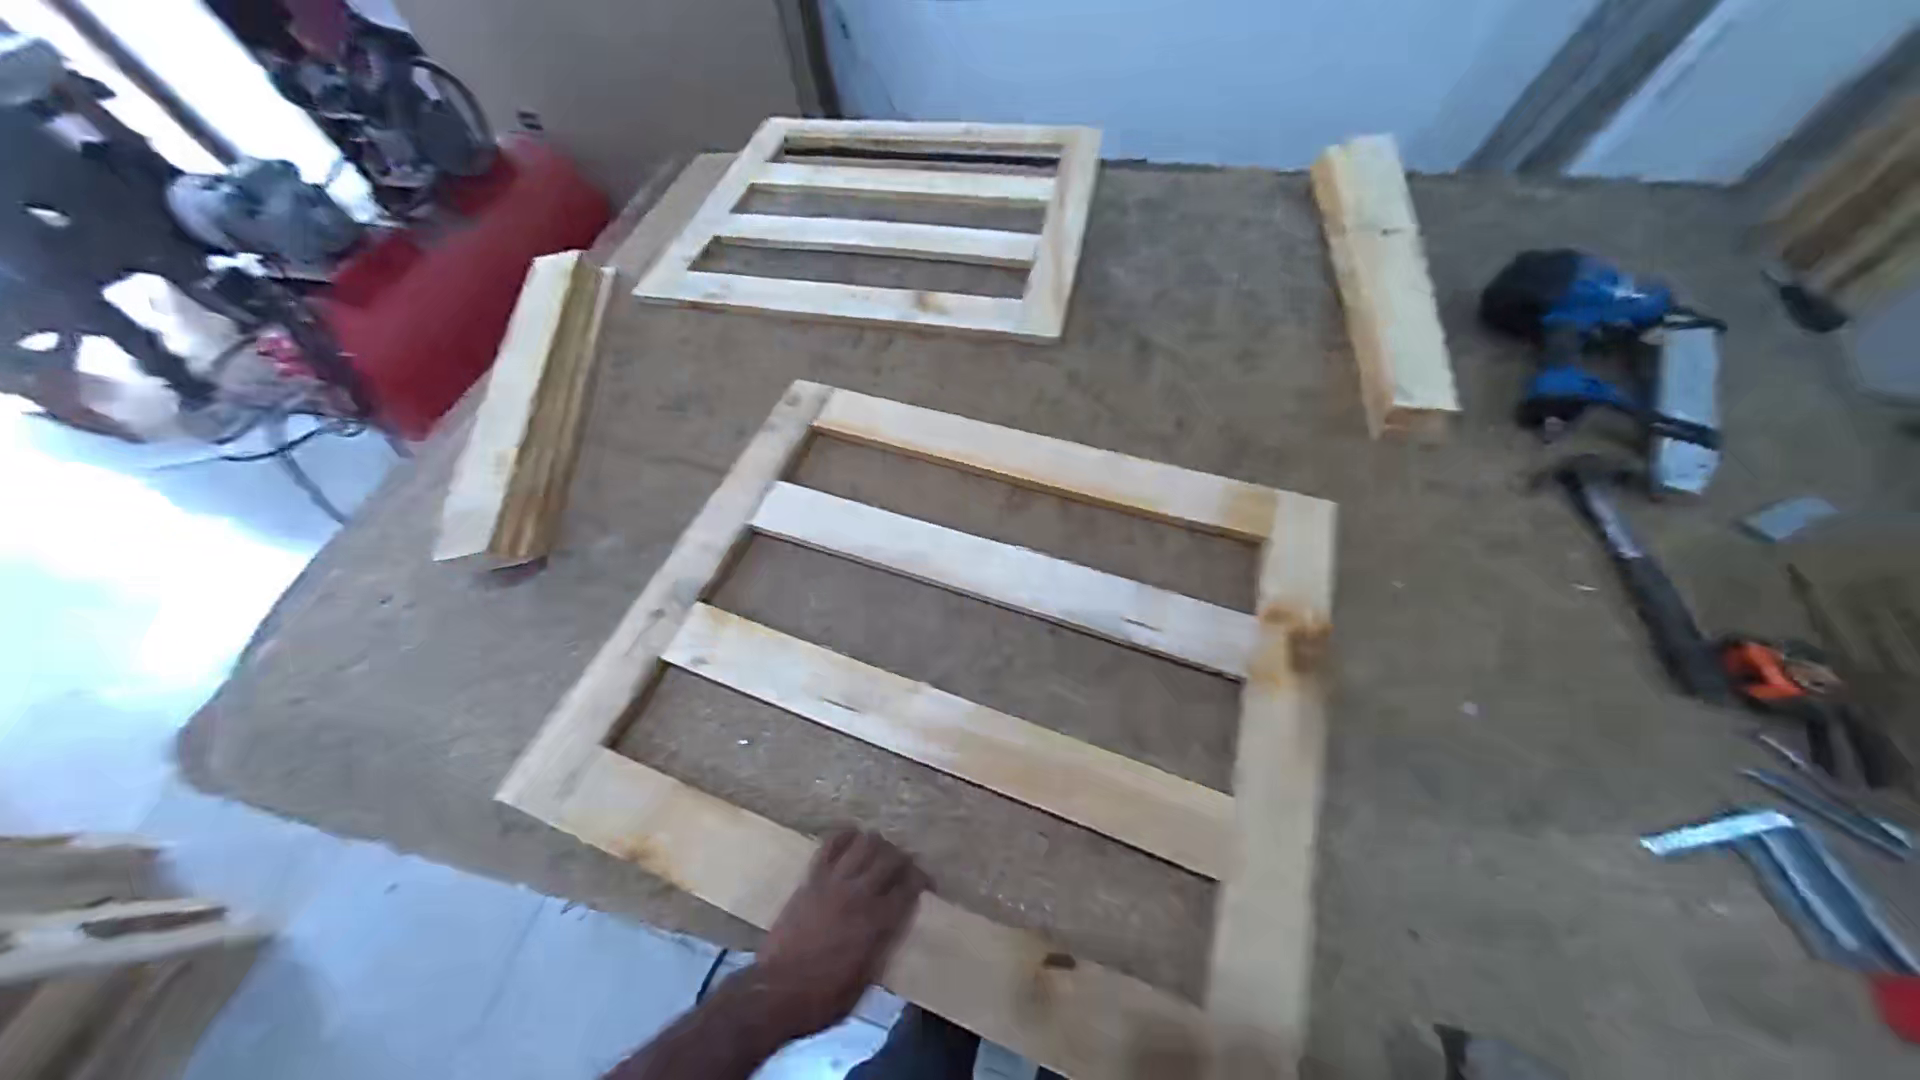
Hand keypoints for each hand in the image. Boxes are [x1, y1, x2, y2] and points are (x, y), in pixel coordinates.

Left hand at [747, 829, 928, 1041]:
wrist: (776, 992)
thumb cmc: (824, 996)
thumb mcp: (866, 980)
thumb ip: (884, 946)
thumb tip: (895, 926)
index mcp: (878, 922)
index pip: (910, 886)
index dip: (922, 879)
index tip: (924, 883)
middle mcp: (860, 894)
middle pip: (892, 858)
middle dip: (904, 859)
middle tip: (904, 868)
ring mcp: (834, 881)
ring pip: (865, 842)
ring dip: (878, 844)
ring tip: (878, 853)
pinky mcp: (812, 877)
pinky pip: (831, 844)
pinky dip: (845, 837)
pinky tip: (851, 841)